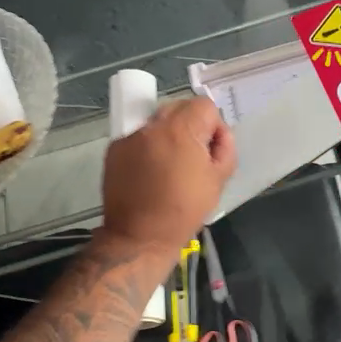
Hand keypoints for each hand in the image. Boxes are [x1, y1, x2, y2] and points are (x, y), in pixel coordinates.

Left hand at [100, 98, 235, 251]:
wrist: (141, 236)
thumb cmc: (185, 210)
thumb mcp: (219, 180)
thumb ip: (225, 149)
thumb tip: (218, 135)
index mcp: (182, 130)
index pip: (204, 105)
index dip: (213, 125)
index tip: (210, 149)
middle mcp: (153, 126)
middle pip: (179, 107)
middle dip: (191, 125)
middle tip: (193, 156)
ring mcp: (130, 137)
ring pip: (158, 122)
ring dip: (168, 135)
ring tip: (170, 166)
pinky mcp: (115, 149)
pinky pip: (139, 137)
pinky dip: (148, 147)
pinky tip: (150, 173)